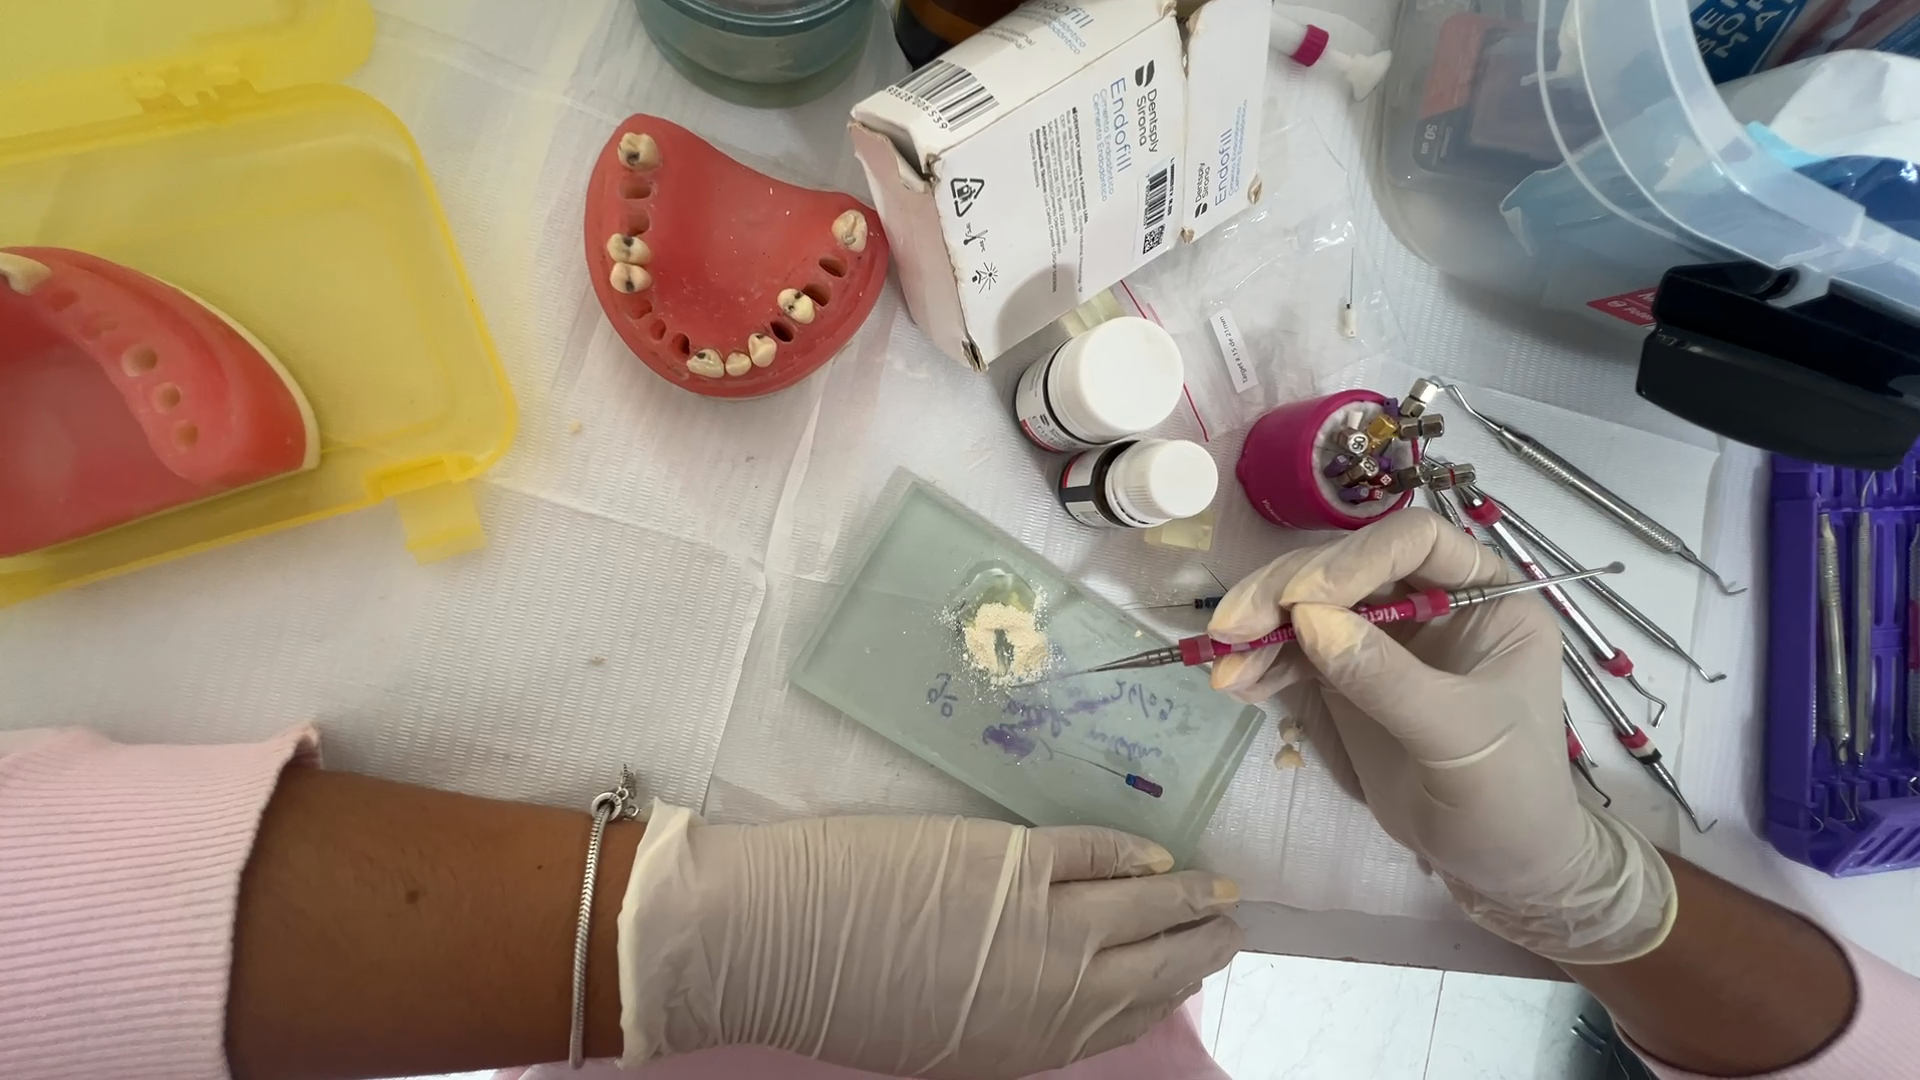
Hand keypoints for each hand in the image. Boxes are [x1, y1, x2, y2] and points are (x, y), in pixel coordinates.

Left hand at [617, 807, 1241, 1078]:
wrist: (775, 941)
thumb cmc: (843, 990)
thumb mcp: (942, 1036)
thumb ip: (1007, 1013)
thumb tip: (1057, 980)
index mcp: (1028, 1046)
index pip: (1124, 1019)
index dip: (1167, 993)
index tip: (1193, 972)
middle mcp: (1051, 996)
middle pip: (1151, 972)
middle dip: (1199, 950)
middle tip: (1235, 927)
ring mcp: (1039, 926)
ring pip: (1139, 912)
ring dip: (1186, 899)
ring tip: (1221, 889)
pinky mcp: (1013, 862)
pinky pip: (1094, 856)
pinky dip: (1130, 856)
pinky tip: (1157, 856)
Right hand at [1206, 510, 1673, 963]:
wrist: (1491, 861)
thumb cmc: (1507, 797)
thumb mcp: (1458, 737)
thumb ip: (1385, 676)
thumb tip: (1306, 619)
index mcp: (1480, 596)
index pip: (1413, 542)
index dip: (1352, 558)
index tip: (1298, 600)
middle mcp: (1425, 600)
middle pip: (1340, 567)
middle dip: (1278, 594)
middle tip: (1230, 630)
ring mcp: (1379, 634)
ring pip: (1305, 604)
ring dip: (1258, 630)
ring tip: (1223, 670)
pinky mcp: (1342, 668)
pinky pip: (1291, 648)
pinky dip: (1259, 663)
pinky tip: (1238, 687)